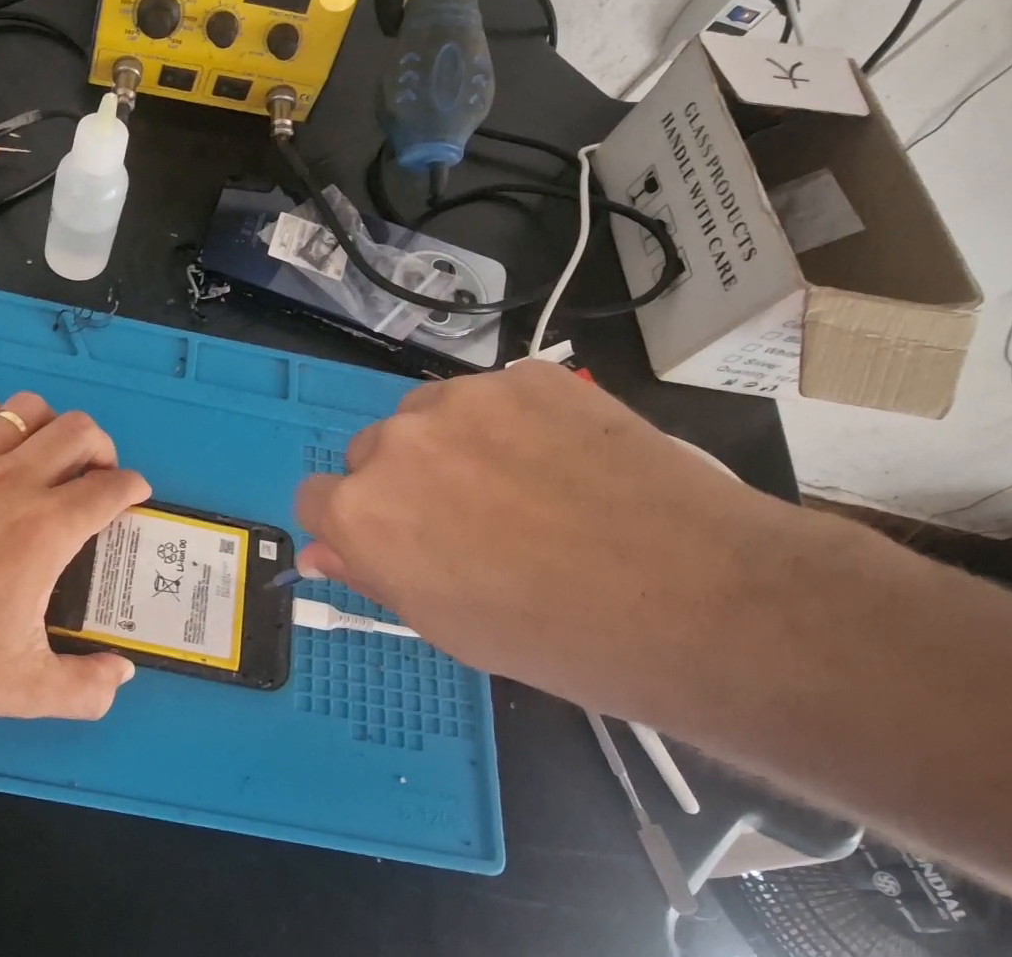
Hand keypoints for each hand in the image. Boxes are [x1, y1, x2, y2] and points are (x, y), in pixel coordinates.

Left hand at [0, 393, 149, 727]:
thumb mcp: (27, 689)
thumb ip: (86, 687)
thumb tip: (120, 673)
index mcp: (46, 530)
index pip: (111, 487)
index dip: (134, 489)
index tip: (134, 498)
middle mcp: (12, 483)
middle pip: (80, 430)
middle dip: (103, 449)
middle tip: (98, 478)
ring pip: (27, 409)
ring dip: (51, 426)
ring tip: (50, 457)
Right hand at [293, 362, 796, 721]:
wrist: (694, 598)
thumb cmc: (551, 636)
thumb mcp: (442, 623)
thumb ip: (372, 573)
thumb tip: (323, 549)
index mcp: (361, 510)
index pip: (317, 498)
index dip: (356, 524)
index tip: (397, 542)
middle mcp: (393, 443)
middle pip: (373, 454)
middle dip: (405, 483)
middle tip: (471, 521)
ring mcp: (462, 400)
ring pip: (430, 417)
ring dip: (452, 445)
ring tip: (524, 486)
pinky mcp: (527, 376)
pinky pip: (495, 396)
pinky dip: (513, 423)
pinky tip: (564, 460)